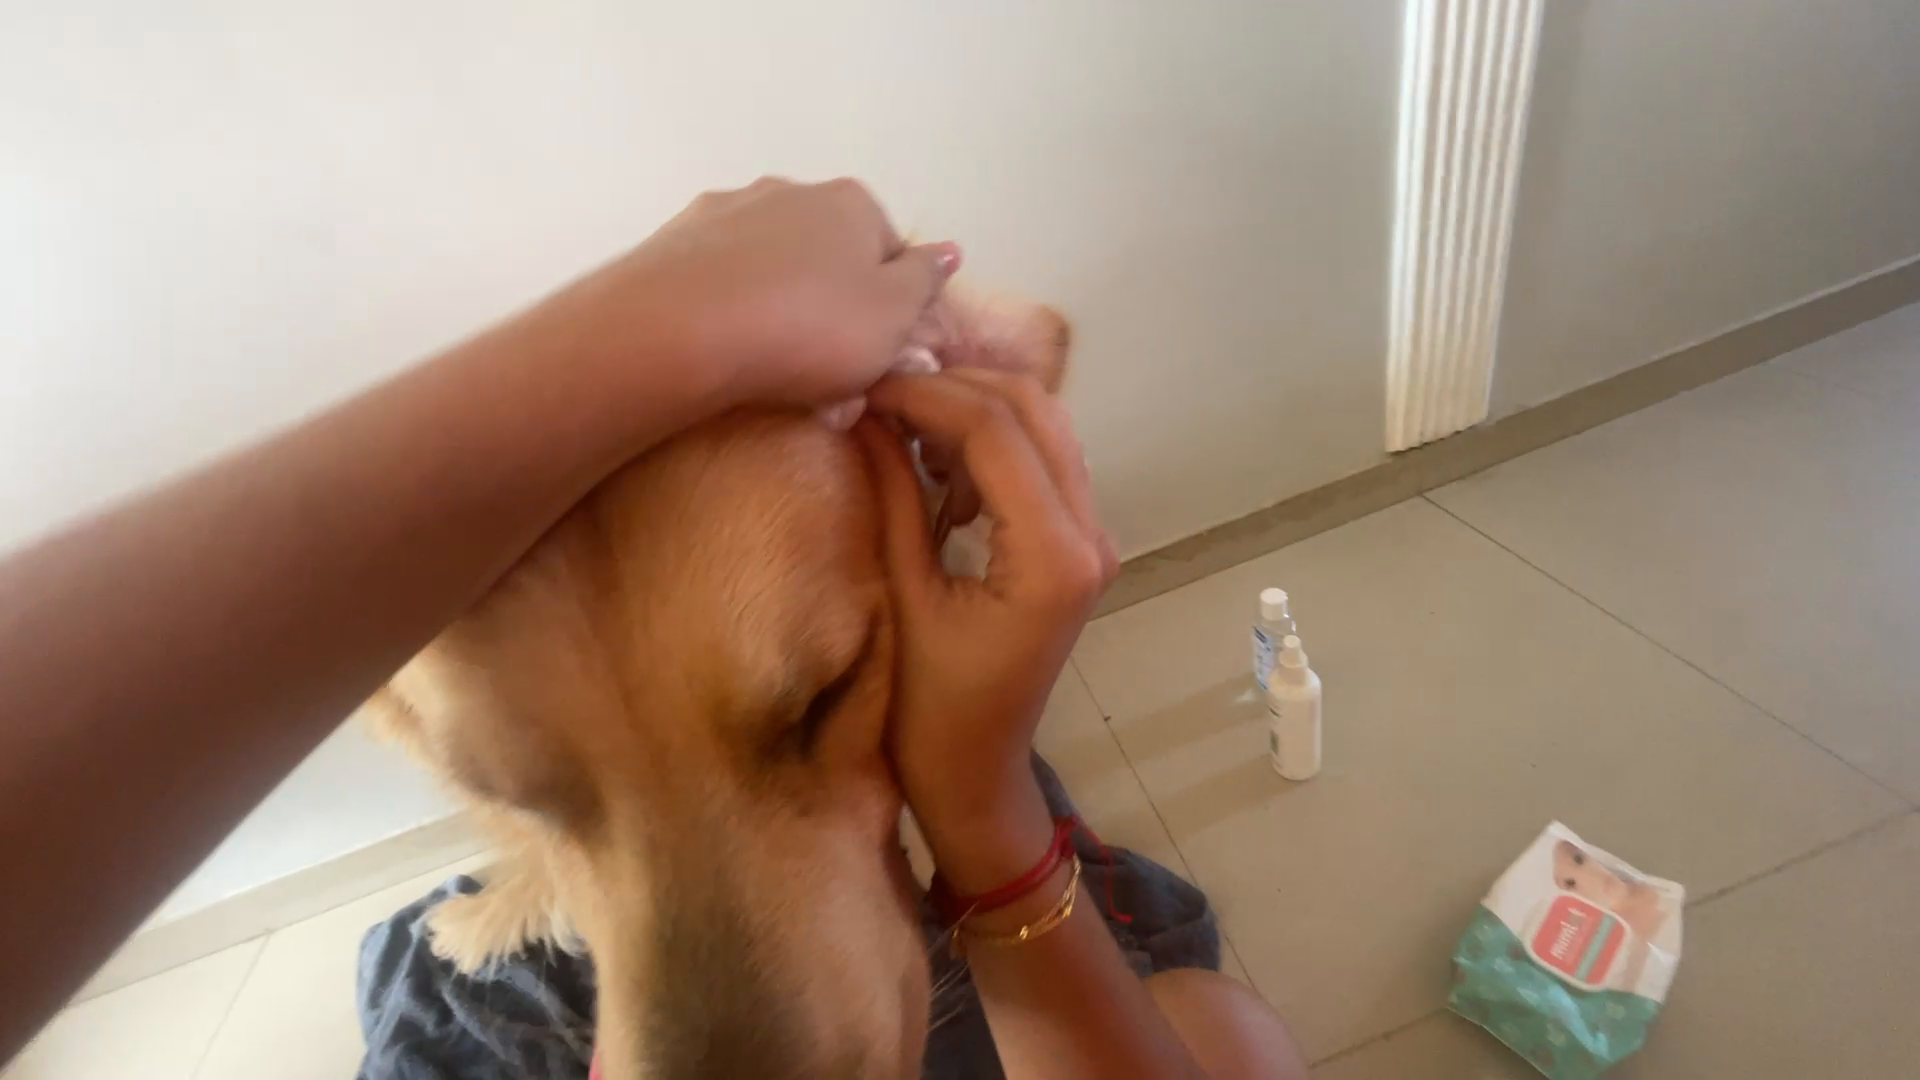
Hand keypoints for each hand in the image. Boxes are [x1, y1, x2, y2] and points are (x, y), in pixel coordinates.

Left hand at [550, 177, 959, 412]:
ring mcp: (729, 213)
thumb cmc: (811, 328)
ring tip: (780, 378)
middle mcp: (792, 192)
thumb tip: (950, 249)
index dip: (892, 312)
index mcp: (853, 205)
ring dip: (788, 320)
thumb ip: (925, 281)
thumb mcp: (894, 316)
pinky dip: (740, 317)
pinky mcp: (678, 243)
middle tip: (832, 380)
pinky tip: (733, 357)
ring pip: (778, 275)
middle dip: (836, 317)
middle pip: (831, 264)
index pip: (892, 257)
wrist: (682, 331)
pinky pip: (729, 286)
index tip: (878, 358)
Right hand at [855, 371, 1119, 888]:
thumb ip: (891, 493)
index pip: (996, 432)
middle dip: (955, 389)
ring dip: (974, 412)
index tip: (866, 387)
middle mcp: (1091, 536)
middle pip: (1034, 411)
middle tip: (884, 399)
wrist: (976, 771)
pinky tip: (942, 471)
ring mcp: (1094, 538)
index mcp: (1053, 558)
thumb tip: (864, 411)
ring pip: (1044, 428)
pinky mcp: (1079, 544)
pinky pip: (1044, 462)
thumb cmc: (928, 708)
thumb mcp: (902, 595)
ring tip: (906, 433)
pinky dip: (992, 445)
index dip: (927, 395)